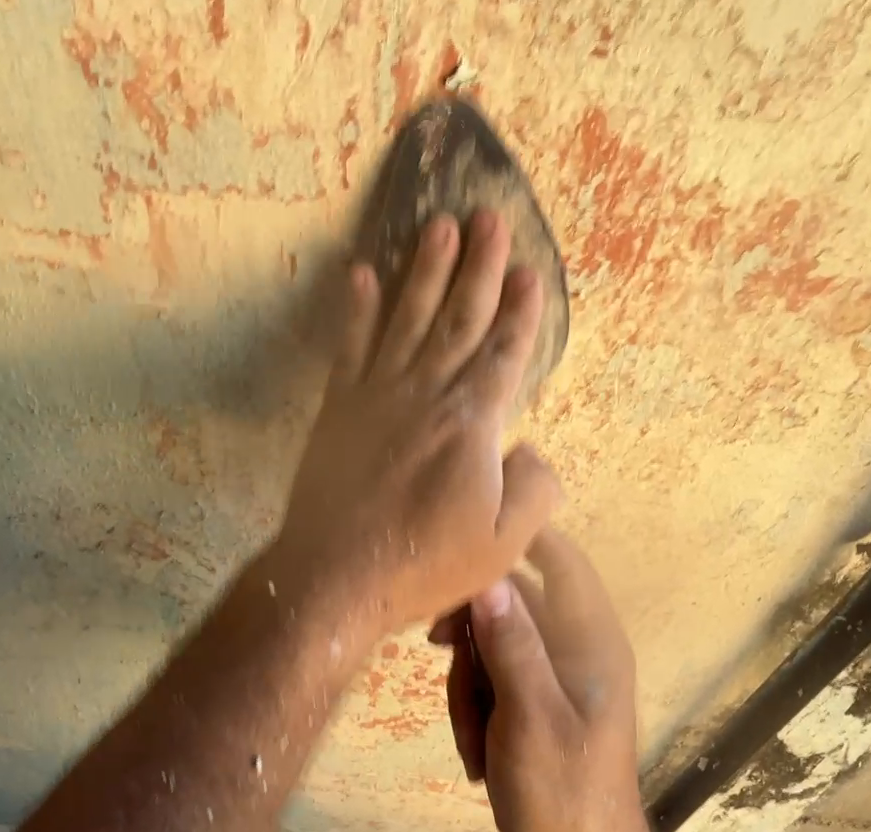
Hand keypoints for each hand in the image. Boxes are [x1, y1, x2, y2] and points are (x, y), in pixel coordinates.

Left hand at [274, 211, 561, 633]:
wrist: (336, 576)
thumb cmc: (425, 565)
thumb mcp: (503, 543)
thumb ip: (534, 490)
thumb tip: (531, 450)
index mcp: (471, 423)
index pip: (503, 354)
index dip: (520, 313)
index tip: (530, 272)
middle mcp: (426, 394)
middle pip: (458, 318)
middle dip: (479, 268)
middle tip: (488, 218)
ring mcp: (377, 396)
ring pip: (407, 319)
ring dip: (424, 271)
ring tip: (438, 227)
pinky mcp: (338, 409)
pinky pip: (350, 347)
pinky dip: (356, 311)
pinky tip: (361, 276)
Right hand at [432, 530, 648, 831]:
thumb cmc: (564, 790)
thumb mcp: (532, 719)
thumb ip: (513, 648)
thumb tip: (490, 581)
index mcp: (589, 637)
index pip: (558, 557)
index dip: (515, 536)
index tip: (461, 536)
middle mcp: (575, 642)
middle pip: (508, 601)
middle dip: (471, 637)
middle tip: (437, 653)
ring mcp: (555, 670)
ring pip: (490, 641)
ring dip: (469, 684)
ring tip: (476, 739)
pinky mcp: (537, 695)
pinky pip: (492, 676)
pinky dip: (477, 705)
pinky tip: (481, 749)